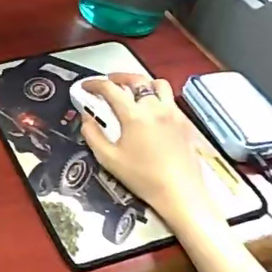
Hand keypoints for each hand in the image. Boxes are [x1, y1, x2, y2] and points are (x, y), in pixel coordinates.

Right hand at [81, 73, 219, 224]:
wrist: (181, 194)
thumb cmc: (143, 178)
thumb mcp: (109, 159)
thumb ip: (93, 135)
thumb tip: (87, 119)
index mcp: (134, 115)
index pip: (111, 89)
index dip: (95, 84)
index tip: (86, 86)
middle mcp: (155, 108)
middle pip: (137, 79)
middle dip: (119, 77)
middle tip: (108, 82)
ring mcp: (173, 113)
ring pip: (158, 84)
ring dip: (142, 83)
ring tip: (133, 91)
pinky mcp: (185, 123)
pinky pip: (170, 99)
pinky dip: (157, 96)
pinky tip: (151, 110)